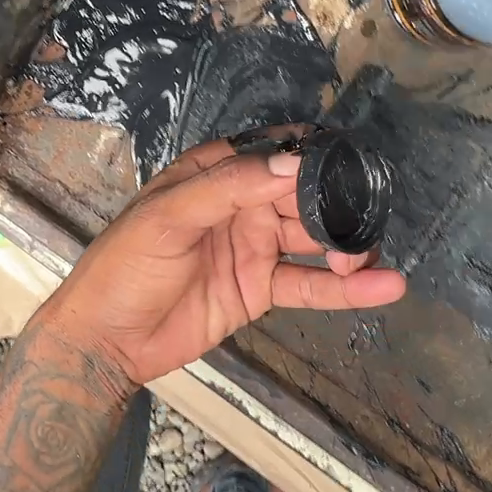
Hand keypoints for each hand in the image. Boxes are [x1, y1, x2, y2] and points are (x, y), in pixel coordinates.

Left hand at [35, 136, 408, 387]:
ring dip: (346, 246)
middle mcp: (238, 204)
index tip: (350, 163)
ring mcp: (253, 247)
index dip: (310, 154)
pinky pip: (309, 284)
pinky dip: (346, 289)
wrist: (107, 339)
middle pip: (301, 195)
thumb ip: (227, 187)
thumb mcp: (167, 216)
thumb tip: (290, 163)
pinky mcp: (260, 288)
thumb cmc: (125, 264)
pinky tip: (384, 288)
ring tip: (365, 260)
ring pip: (313, 238)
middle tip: (361, 225)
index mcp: (213, 174)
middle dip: (336, 205)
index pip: (271, 152)